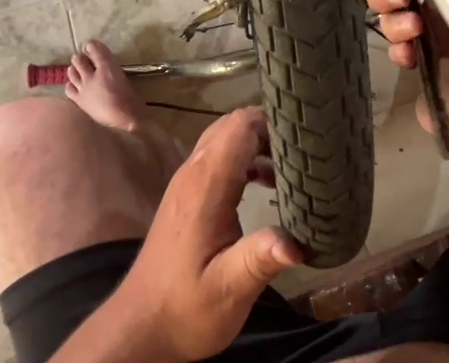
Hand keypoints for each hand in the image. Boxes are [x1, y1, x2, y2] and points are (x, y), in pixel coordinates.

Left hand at [99, 109, 301, 361]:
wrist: (142, 325)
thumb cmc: (186, 308)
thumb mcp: (229, 290)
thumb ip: (259, 259)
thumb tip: (296, 242)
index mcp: (206, 185)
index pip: (240, 126)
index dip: (272, 123)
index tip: (306, 138)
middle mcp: (194, 172)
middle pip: (233, 124)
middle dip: (269, 128)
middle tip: (306, 151)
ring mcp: (187, 181)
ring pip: (224, 137)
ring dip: (258, 141)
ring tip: (293, 166)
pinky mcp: (188, 193)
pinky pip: (218, 156)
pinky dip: (245, 157)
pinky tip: (267, 183)